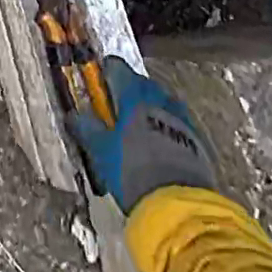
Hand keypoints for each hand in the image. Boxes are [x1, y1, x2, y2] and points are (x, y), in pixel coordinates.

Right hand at [65, 57, 216, 211]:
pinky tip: (156, 147)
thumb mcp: (100, 150)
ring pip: (160, 102)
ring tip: (135, 129)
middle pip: (140, 83)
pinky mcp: (197, 139)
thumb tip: (74, 115)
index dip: (104, 73)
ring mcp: (182, 117)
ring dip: (147, 109)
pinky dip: (163, 127)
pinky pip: (175, 123)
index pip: (116, 67)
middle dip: (126, 91)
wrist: (178, 205)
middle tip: (113, 110)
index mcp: (134, 93)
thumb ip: (87, 128)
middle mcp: (160, 97)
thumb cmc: (131, 169)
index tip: (96, 85)